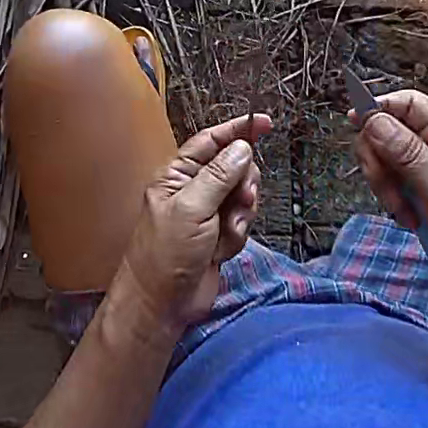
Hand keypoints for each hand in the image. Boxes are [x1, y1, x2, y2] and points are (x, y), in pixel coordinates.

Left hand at [111, 113, 271, 341]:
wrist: (163, 305)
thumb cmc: (166, 253)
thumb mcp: (192, 208)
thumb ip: (219, 176)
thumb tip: (242, 147)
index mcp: (178, 174)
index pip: (211, 141)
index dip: (237, 130)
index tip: (263, 123)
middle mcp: (194, 189)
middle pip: (234, 167)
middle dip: (243, 183)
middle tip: (242, 199)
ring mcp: (208, 212)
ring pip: (242, 196)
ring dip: (241, 214)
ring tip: (227, 231)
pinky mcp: (219, 234)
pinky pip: (242, 222)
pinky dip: (237, 235)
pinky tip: (222, 250)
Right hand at [352, 90, 427, 284]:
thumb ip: (406, 153)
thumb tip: (373, 119)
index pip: (406, 103)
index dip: (378, 107)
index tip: (354, 122)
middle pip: (387, 131)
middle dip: (379, 161)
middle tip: (388, 191)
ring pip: (385, 158)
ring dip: (385, 186)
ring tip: (404, 212)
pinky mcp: (423, 184)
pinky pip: (393, 181)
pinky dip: (393, 199)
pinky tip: (409, 217)